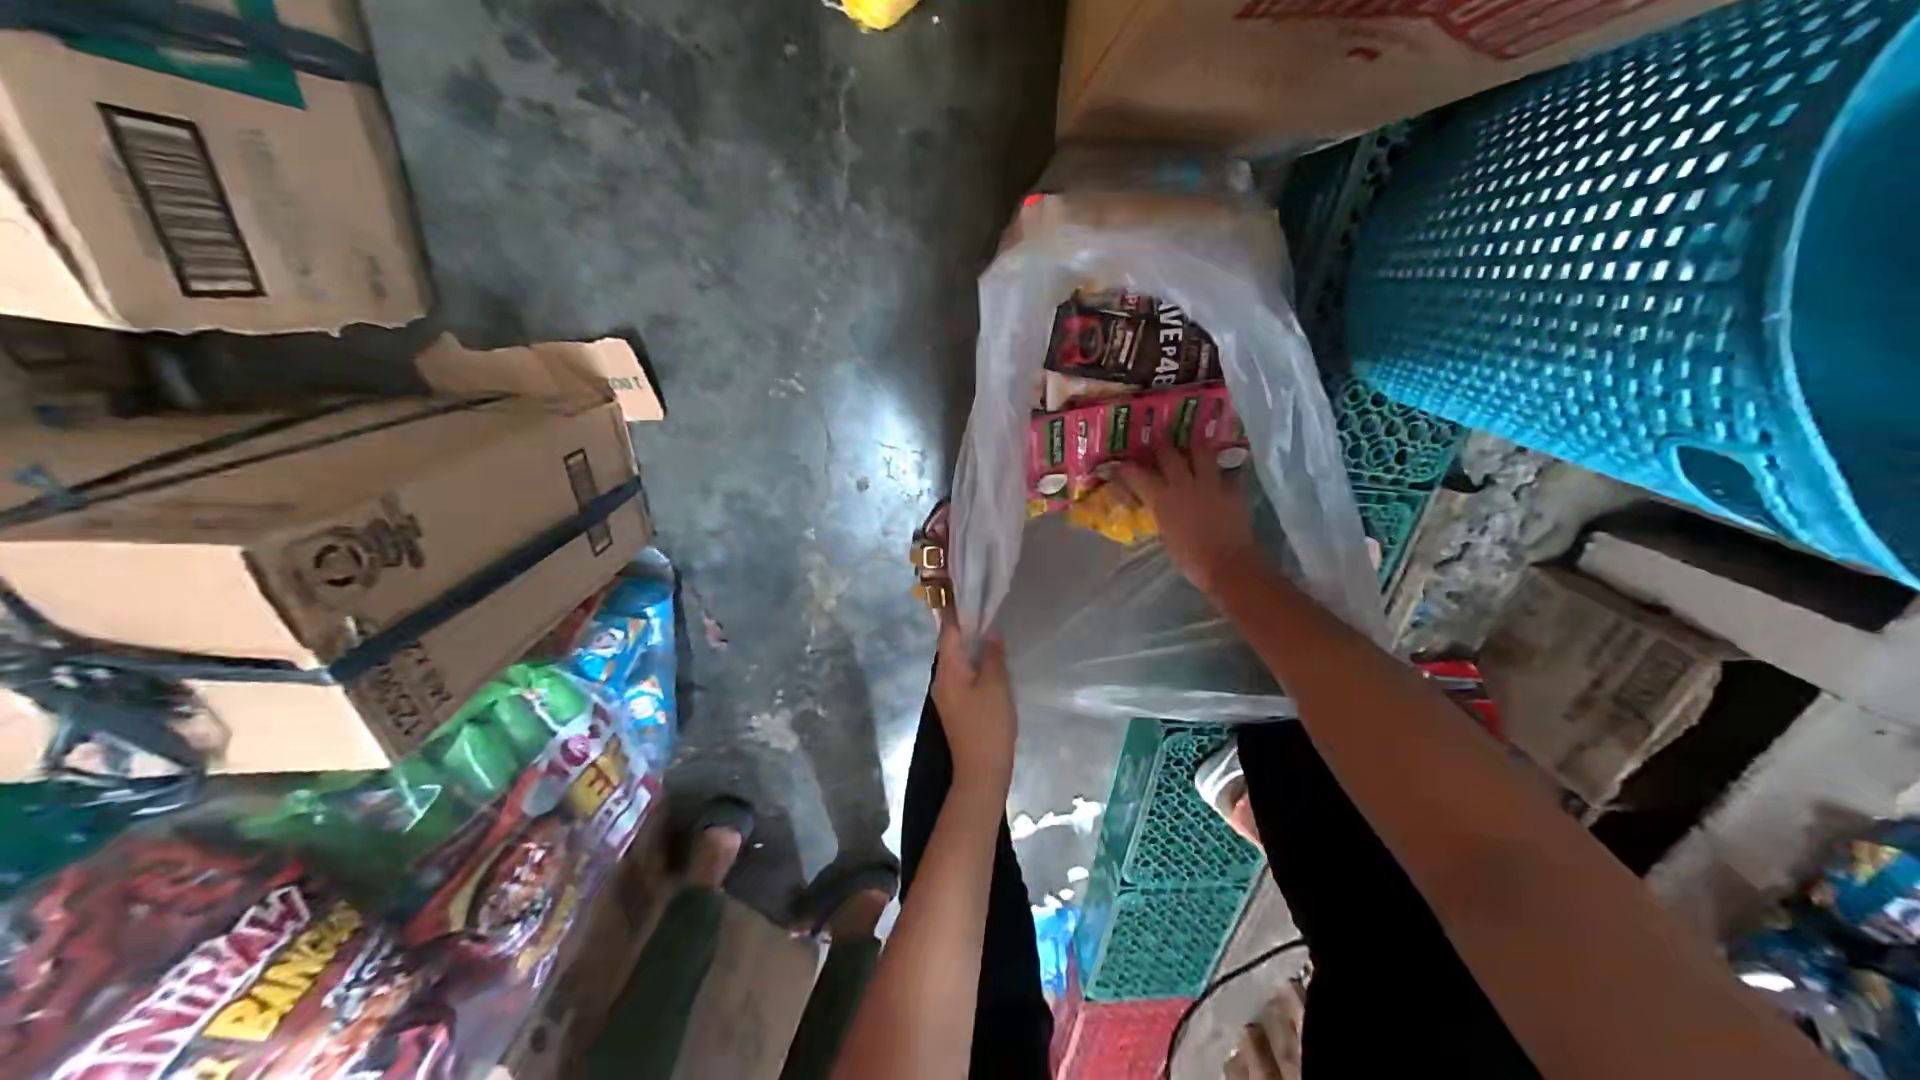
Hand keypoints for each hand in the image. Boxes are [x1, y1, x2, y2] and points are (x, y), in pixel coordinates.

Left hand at [931, 617, 1016, 798]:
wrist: (981, 771)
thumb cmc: (988, 725)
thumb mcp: (996, 686)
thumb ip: (993, 656)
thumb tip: (991, 633)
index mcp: (948, 671)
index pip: (947, 632)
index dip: (957, 612)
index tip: (967, 593)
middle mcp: (941, 680)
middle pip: (950, 646)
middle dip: (966, 628)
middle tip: (986, 608)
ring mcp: (947, 696)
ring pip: (957, 662)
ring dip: (971, 647)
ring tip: (991, 630)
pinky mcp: (956, 708)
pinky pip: (962, 676)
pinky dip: (974, 664)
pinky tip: (990, 662)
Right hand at [1118, 445, 1258, 598]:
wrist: (1227, 564)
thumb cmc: (1190, 559)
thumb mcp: (1165, 536)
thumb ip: (1162, 515)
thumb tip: (1161, 508)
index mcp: (1161, 499)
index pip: (1136, 475)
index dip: (1127, 468)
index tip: (1122, 464)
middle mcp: (1183, 484)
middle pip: (1168, 454)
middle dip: (1160, 447)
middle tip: (1158, 444)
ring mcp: (1210, 483)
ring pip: (1201, 452)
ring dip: (1194, 448)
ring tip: (1192, 446)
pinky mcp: (1232, 488)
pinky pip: (1227, 470)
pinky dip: (1223, 469)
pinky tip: (1222, 471)